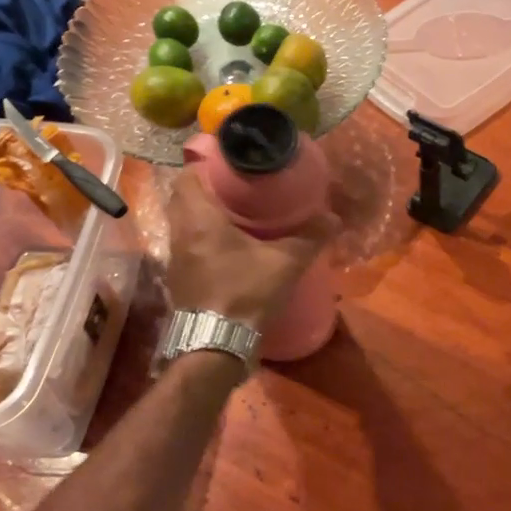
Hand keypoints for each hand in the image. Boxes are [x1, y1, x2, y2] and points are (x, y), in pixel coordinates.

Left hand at [165, 171, 338, 329]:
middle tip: (236, 189)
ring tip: (235, 215)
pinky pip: (189, 247)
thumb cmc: (245, 294)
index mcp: (198, 219)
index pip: (188, 177)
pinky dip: (204, 241)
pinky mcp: (181, 280)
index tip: (228, 165)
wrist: (216, 345)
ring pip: (185, 225)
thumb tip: (333, 218)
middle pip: (184, 199)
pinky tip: (229, 248)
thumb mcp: (284, 264)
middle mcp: (180, 234)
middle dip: (206, 190)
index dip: (205, 166)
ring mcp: (177, 259)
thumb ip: (309, 238)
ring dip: (204, 216)